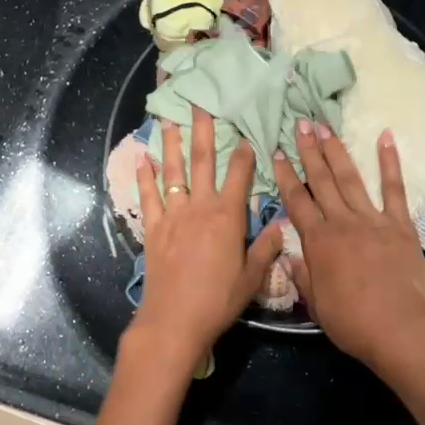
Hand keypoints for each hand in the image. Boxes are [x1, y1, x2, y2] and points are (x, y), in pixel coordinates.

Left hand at [128, 108, 281, 362]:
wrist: (173, 322)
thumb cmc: (217, 301)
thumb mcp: (251, 278)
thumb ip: (266, 249)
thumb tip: (282, 225)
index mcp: (227, 216)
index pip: (239, 175)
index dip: (244, 154)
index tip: (246, 135)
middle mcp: (200, 207)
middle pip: (202, 161)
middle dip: (203, 130)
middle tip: (199, 103)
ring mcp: (173, 215)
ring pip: (172, 171)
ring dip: (170, 143)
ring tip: (167, 119)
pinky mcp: (153, 229)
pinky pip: (149, 196)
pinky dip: (145, 177)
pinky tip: (143, 159)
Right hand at [272, 120, 424, 370]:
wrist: (400, 328)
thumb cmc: (354, 323)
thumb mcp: (317, 305)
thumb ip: (303, 276)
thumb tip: (287, 254)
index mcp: (318, 241)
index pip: (296, 200)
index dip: (285, 175)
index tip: (276, 152)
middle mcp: (342, 222)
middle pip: (321, 180)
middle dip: (309, 150)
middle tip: (300, 123)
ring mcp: (372, 219)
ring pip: (349, 177)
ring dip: (336, 150)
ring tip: (325, 126)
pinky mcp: (400, 223)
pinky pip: (394, 188)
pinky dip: (390, 161)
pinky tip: (385, 137)